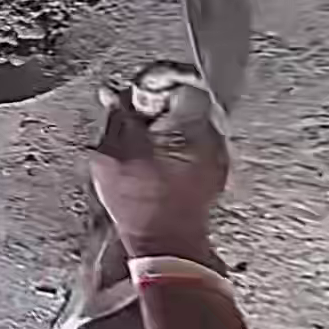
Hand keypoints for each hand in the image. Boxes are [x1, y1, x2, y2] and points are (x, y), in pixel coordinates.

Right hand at [88, 64, 227, 260]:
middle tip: (128, 117)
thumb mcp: (113, 154)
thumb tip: (112, 93)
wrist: (166, 246)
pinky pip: (189, 144)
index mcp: (190, 130)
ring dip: (161, 125)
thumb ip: (116, 119)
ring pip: (186, 124)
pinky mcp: (211, 174)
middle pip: (183, 103)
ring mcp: (216, 160)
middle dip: (154, 106)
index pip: (181, 85)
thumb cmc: (138, 200)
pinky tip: (148, 157)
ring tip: (136, 140)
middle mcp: (211, 141)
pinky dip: (169, 143)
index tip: (133, 91)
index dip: (153, 82)